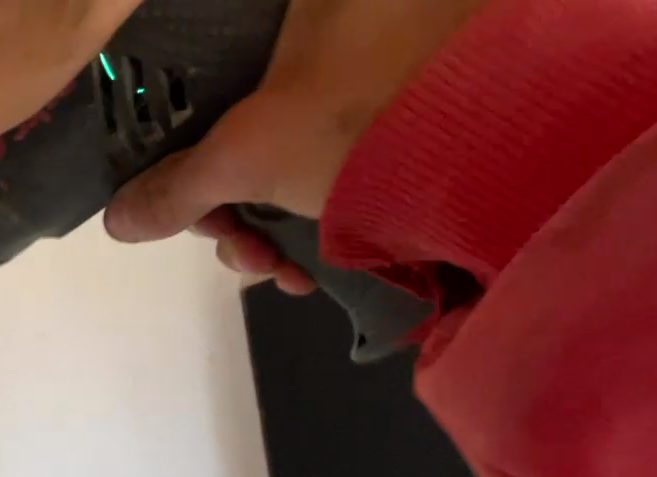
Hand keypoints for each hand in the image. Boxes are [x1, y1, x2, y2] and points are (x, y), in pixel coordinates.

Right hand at [103, 0, 489, 292]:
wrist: (541, 147)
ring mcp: (402, 47)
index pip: (207, 75)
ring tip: (283, 270)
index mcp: (301, 4)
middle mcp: (354, 13)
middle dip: (235, 202)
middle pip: (253, 117)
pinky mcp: (438, 93)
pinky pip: (351, 148)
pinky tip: (319, 257)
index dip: (184, 147)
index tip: (191, 200)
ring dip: (274, 219)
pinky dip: (325, 205)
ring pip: (301, 142)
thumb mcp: (249, 158)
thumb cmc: (370, 120)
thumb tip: (115, 220)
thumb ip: (173, 189)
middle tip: (242, 251)